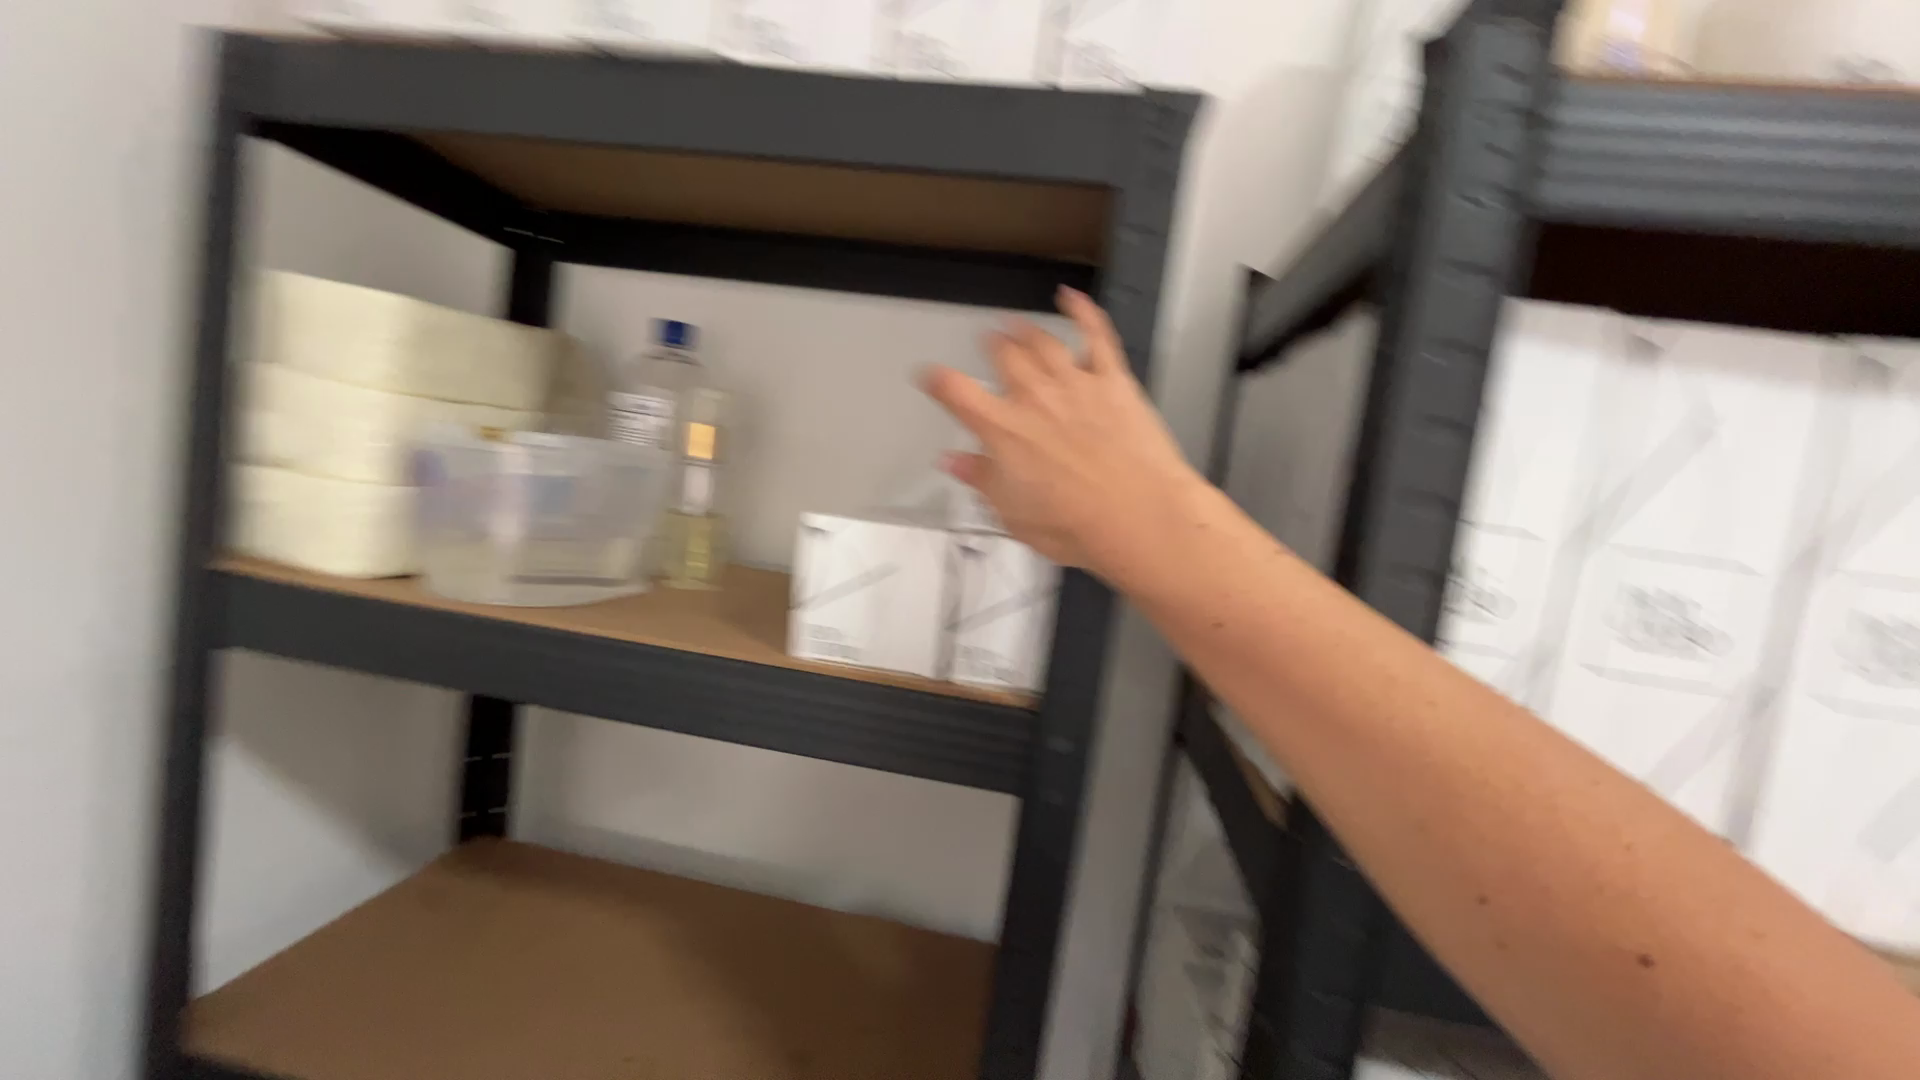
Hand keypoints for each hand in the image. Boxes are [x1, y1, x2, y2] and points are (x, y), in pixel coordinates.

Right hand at [921, 287, 1202, 576]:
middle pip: (1002, 357)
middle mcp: (1033, 397)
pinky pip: (1095, 334)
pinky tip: (1070, 296)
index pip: (956, 392)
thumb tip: (953, 461)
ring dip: (1024, 330)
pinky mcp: (1113, 380)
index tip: (929, 375)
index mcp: (1001, 429)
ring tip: (1016, 325)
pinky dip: (1081, 310)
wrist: (1137, 516)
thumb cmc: (1074, 525)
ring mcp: (1074, 384)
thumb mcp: (1012, 514)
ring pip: (1041, 342)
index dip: (937, 380)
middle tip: (987, 342)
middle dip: (990, 346)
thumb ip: (981, 479)